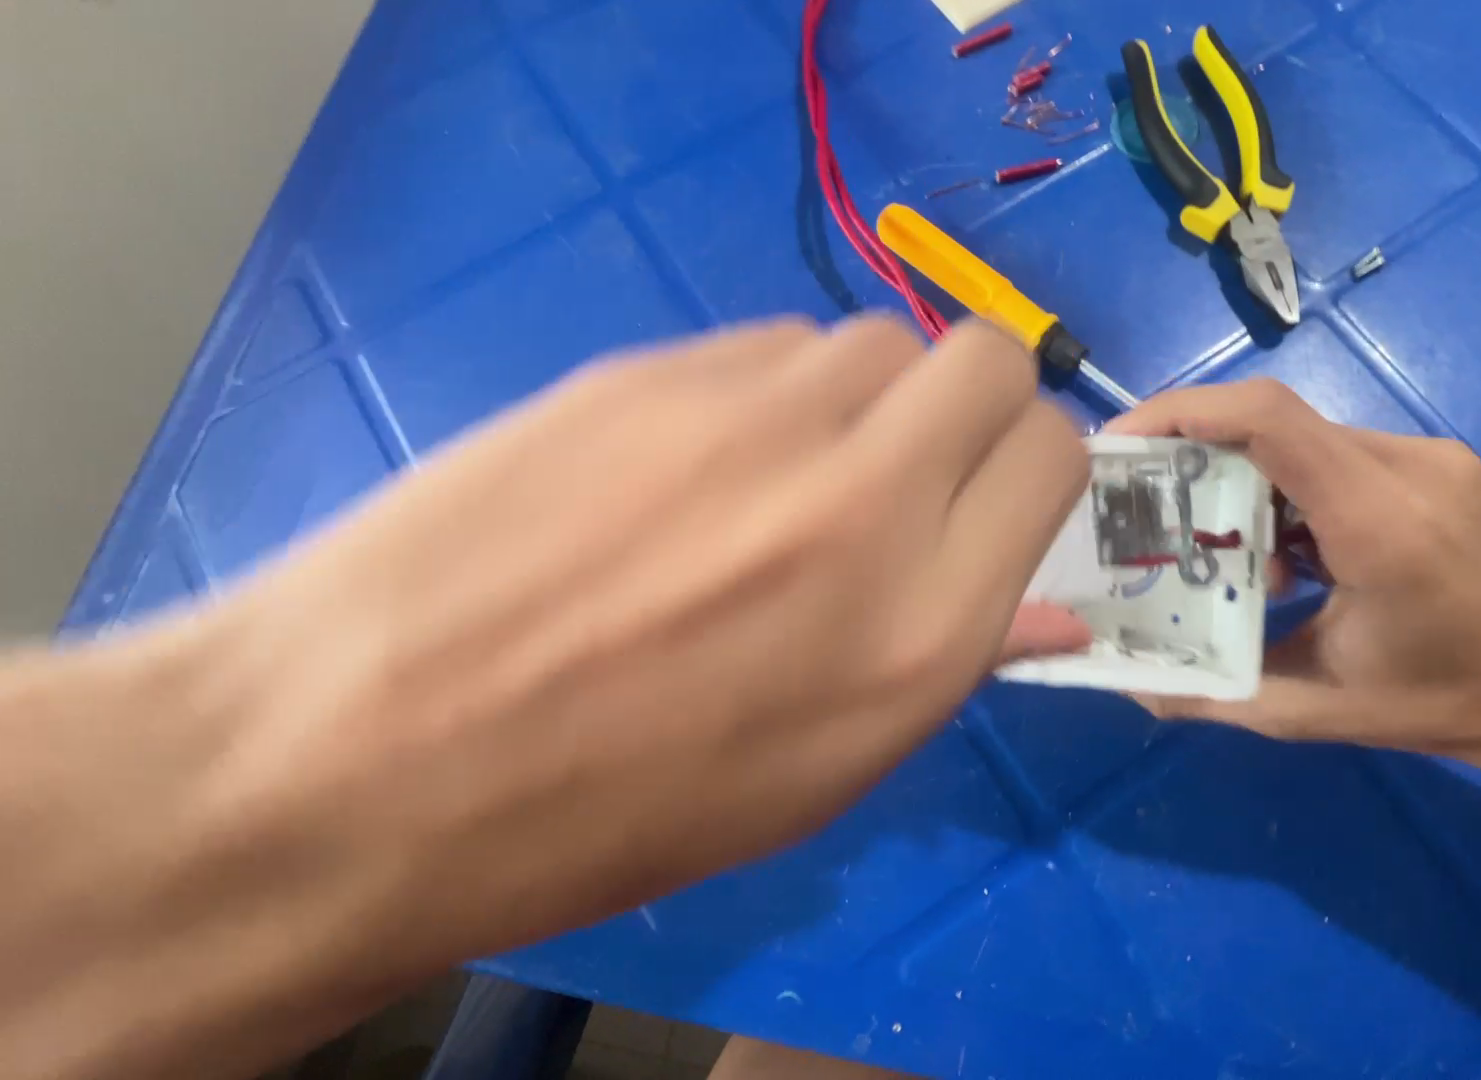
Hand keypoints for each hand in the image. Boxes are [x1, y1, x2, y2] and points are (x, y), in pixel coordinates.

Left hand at [195, 315, 1089, 977]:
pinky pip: (772, 344)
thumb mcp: (828, 769)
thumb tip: (1047, 607)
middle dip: (976, 403)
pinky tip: (702, 457)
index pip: (1052, 457)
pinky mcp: (652, 369)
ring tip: (795, 470)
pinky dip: (776, 389)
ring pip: (876, 339)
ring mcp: (751, 418)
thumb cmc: (627, 806)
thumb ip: (958, 655)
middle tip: (916, 462)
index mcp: (922, 627)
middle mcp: (862, 500)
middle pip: (987, 358)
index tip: (995, 495)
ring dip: (869, 397)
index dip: (1035, 467)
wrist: (367, 759)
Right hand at [1107, 379, 1480, 776]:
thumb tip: (1128, 683)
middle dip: (1193, 450)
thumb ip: (1210, 694)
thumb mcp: (1310, 712)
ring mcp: (1429, 457)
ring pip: (1298, 435)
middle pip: (1271, 421)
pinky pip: (1331, 450)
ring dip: (1240, 474)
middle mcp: (1409, 468)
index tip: (1121, 442)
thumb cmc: (1437, 708)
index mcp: (1380, 525)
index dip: (1182, 412)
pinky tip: (1283, 548)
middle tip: (1146, 500)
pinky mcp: (1433, 462)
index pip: (1268, 421)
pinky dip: (1281, 484)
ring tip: (1219, 543)